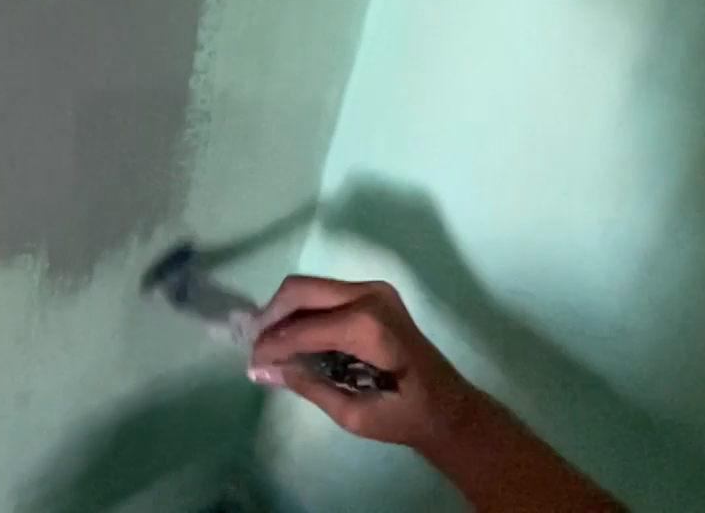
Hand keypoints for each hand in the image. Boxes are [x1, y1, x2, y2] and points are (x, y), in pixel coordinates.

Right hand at [248, 276, 476, 448]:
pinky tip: (293, 333)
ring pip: (309, 287)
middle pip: (301, 290)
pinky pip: (323, 292)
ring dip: (284, 310)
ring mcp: (372, 288)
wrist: (451, 408)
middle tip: (254, 342)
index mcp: (370, 327)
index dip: (274, 343)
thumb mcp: (355, 415)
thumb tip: (263, 370)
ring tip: (269, 339)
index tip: (253, 361)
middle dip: (272, 315)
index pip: (306, 327)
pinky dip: (302, 310)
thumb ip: (308, 386)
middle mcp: (369, 296)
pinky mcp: (371, 290)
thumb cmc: (407, 417)